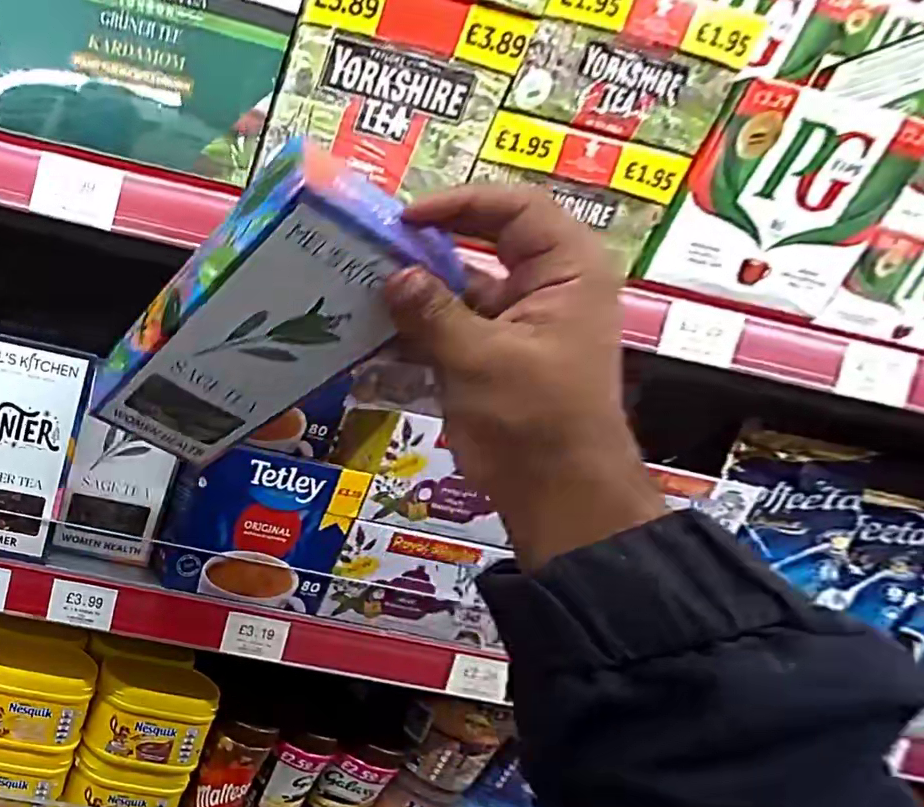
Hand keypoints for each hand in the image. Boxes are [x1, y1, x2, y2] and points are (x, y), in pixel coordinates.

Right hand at [384, 185, 666, 568]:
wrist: (549, 483)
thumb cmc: (534, 415)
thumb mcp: (481, 360)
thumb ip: (435, 316)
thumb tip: (393, 278)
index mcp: (564, 273)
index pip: (516, 212)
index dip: (461, 205)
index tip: (405, 218)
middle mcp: (538, 289)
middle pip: (480, 248)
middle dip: (426, 250)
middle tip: (371, 252)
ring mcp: (507, 325)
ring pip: (453, 294)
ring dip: (409, 296)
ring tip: (358, 295)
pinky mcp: (479, 358)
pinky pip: (439, 332)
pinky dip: (406, 334)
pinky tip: (367, 337)